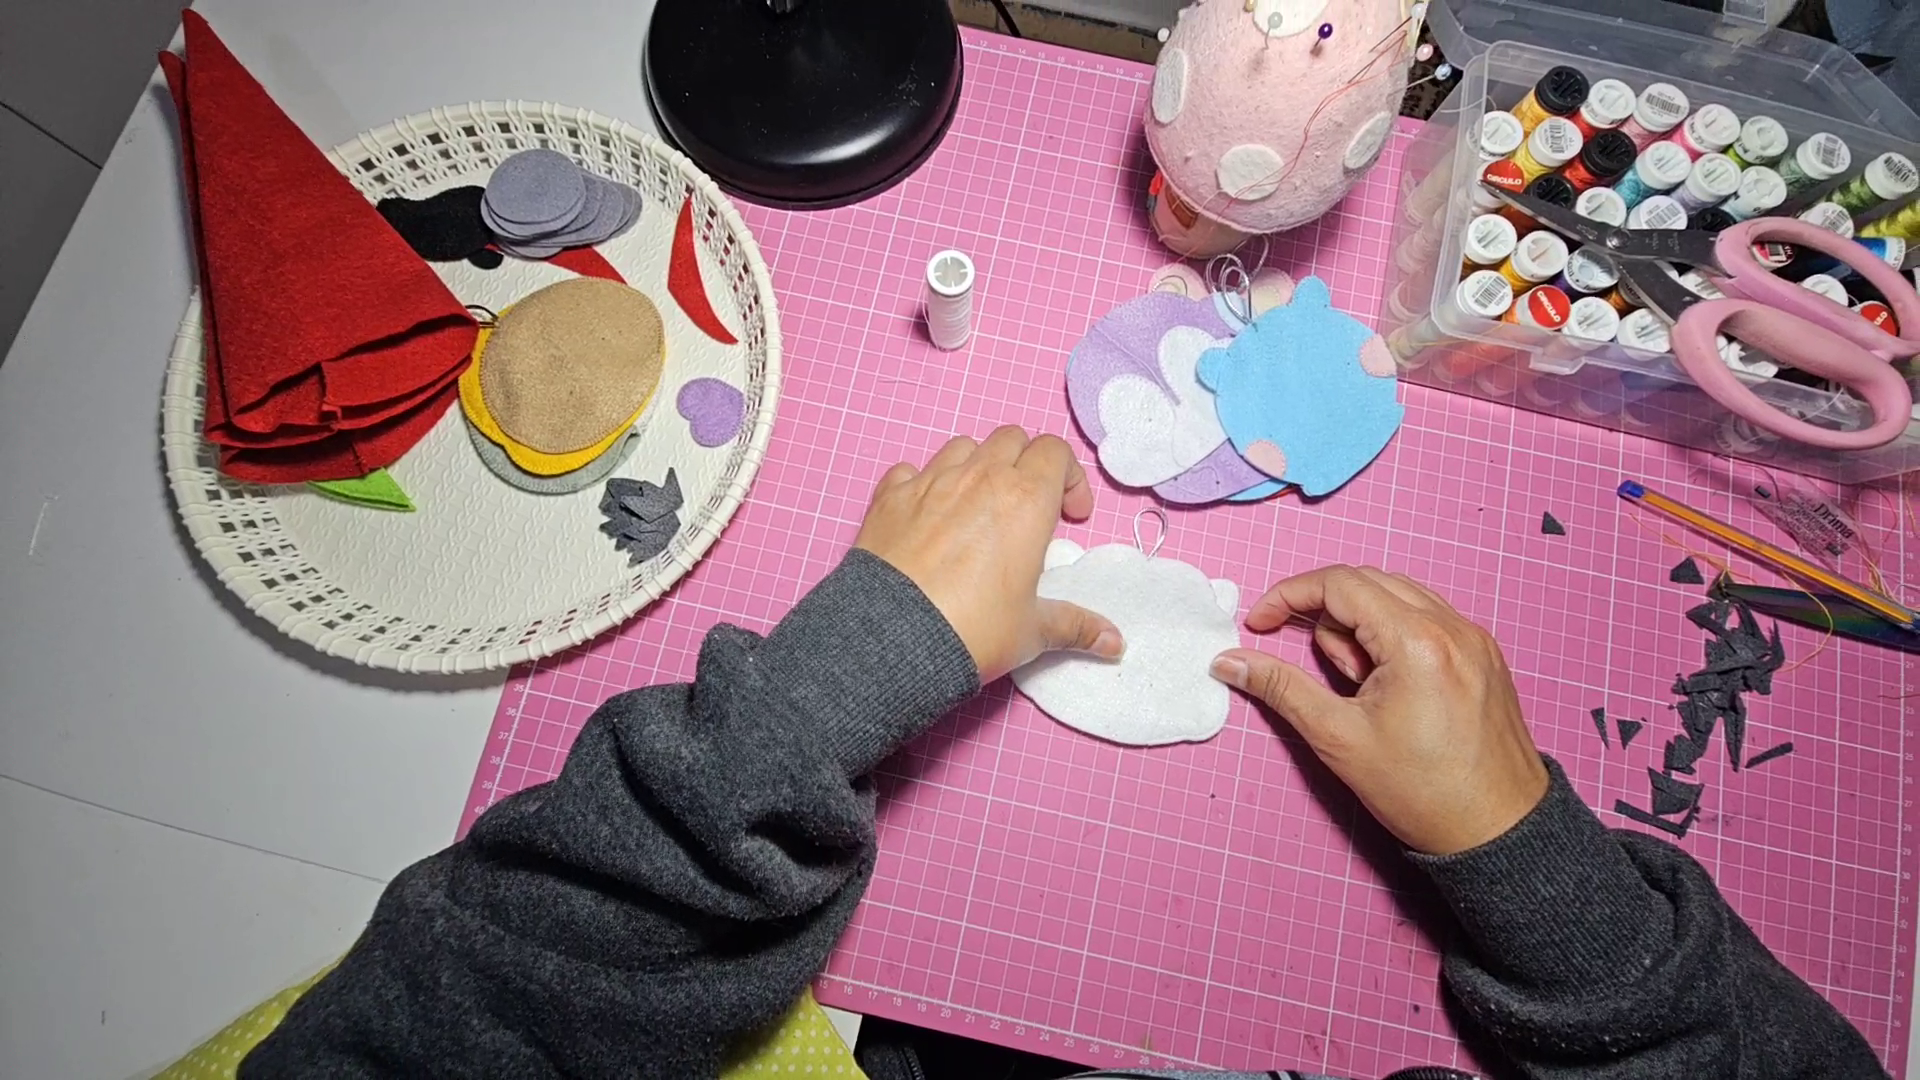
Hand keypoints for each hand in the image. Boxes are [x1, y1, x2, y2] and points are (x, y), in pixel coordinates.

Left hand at [855, 426, 1123, 681]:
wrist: (893, 638)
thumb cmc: (973, 629)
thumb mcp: (1032, 631)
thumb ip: (1076, 626)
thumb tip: (1115, 642)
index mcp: (1025, 499)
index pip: (1055, 452)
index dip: (1070, 478)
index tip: (1071, 514)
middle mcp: (979, 477)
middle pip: (1012, 439)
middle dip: (1027, 464)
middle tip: (1028, 506)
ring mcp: (930, 481)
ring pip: (963, 447)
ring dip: (978, 466)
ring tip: (978, 506)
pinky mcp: (891, 496)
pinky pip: (910, 470)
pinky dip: (924, 483)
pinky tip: (927, 513)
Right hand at [1210, 565, 1547, 855]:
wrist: (1501, 835)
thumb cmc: (1421, 790)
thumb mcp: (1336, 736)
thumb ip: (1279, 686)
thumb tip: (1229, 661)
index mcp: (1417, 641)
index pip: (1337, 584)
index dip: (1287, 596)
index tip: (1260, 624)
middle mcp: (1452, 627)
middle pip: (1363, 582)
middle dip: (1324, 615)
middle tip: (1322, 670)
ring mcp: (1472, 638)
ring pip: (1392, 596)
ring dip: (1357, 625)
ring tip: (1358, 683)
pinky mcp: (1481, 654)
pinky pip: (1420, 616)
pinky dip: (1387, 634)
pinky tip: (1384, 680)